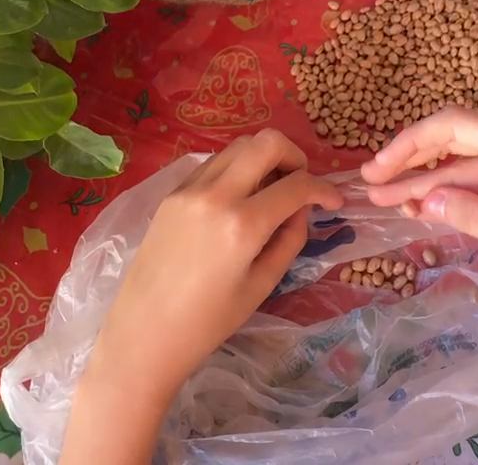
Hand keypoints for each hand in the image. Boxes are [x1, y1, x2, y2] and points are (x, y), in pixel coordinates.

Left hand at [88, 130, 343, 401]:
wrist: (142, 336)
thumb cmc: (207, 323)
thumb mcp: (262, 285)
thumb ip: (290, 239)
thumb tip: (303, 208)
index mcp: (242, 225)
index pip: (297, 185)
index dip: (324, 188)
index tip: (335, 200)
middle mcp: (216, 194)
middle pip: (267, 141)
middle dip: (294, 156)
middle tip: (301, 183)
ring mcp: (190, 188)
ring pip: (240, 144)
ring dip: (265, 157)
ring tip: (272, 190)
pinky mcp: (173, 192)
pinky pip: (216, 162)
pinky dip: (238, 168)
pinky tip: (241, 198)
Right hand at [361, 109, 477, 302]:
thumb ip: (473, 215)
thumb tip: (424, 200)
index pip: (452, 125)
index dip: (408, 142)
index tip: (377, 168)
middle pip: (455, 141)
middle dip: (412, 163)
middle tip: (370, 185)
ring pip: (468, 165)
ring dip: (432, 183)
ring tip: (389, 202)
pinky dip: (460, 195)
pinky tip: (429, 208)